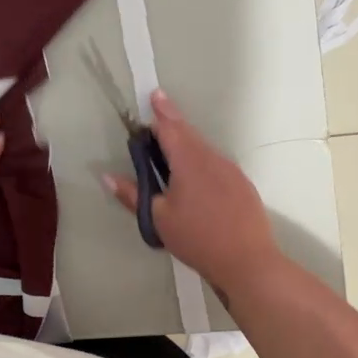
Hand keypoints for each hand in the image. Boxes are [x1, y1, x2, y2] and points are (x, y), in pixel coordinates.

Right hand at [101, 89, 283, 294]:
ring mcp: (231, 172)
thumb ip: (132, 195)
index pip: (171, 129)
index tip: (155, 94)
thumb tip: (108, 177)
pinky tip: (195, 179)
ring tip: (171, 152)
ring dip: (187, 145)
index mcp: (189, 162)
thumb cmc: (197, 238)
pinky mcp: (243, 186)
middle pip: (189, 135)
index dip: (161, 112)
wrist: (249, 262)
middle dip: (172, 125)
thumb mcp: (158, 219)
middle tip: (157, 118)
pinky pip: (216, 164)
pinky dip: (201, 161)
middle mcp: (213, 160)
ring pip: (204, 150)